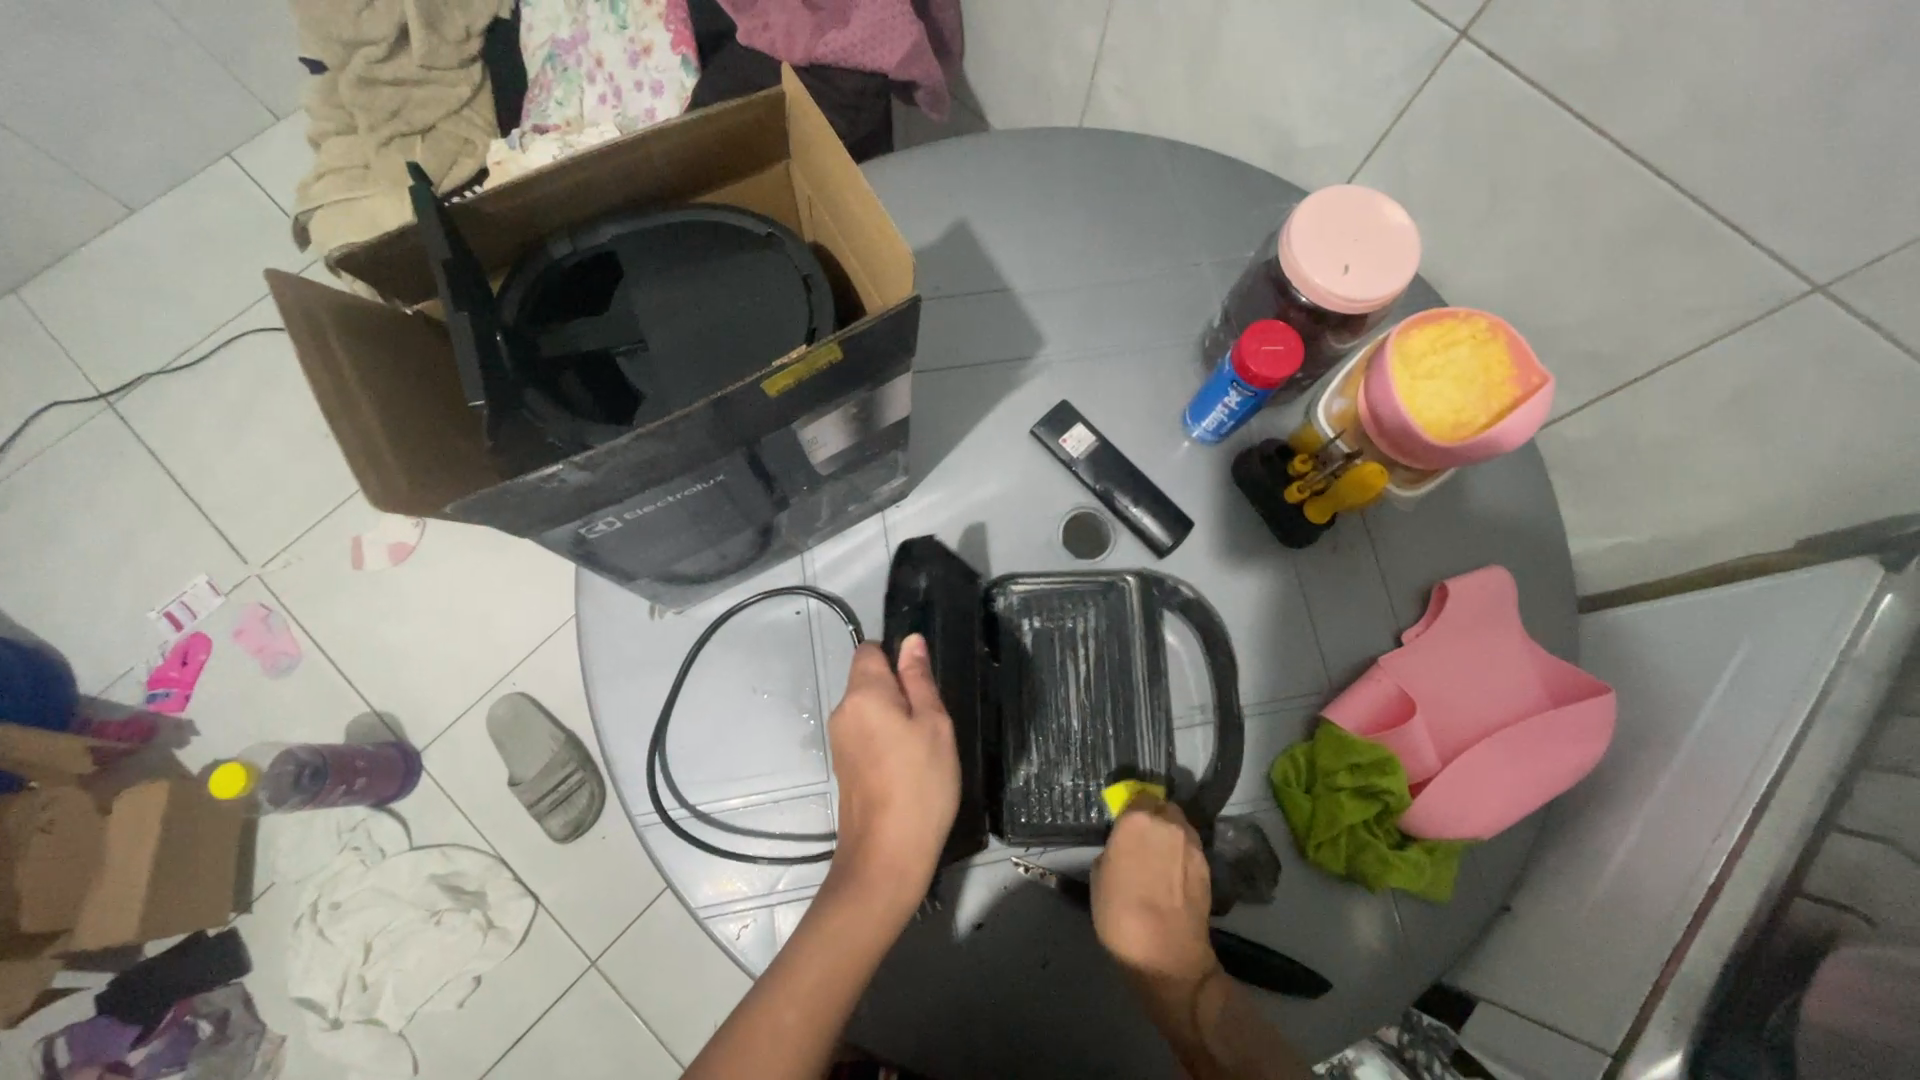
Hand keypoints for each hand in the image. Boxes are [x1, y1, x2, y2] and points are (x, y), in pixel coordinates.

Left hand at [826, 635, 959, 909]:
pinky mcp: (844, 765)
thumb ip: (920, 679)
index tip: (923, 683)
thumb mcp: (934, 724)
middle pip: (868, 680)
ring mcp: (839, 740)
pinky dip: (886, 739)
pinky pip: (866, 733)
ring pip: (869, 709)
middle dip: (899, 690)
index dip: (896, 656)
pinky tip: (909, 766)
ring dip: (895, 717)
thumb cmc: (920, 783)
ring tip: (925, 746)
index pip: (869, 649)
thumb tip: (911, 641)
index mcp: (863, 694)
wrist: (888, 854)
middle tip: (933, 720)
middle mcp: (842, 711)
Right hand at [1091, 796, 1220, 991]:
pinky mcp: (1207, 865)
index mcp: (1136, 820)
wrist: (1166, 953)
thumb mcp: (1098, 876)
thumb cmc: (1120, 913)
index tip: (1124, 823)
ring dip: (1170, 834)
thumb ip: (1113, 849)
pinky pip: (1190, 848)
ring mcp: (1192, 844)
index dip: (1130, 809)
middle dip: (1153, 816)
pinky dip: (1181, 854)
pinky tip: (1173, 875)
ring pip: (1180, 826)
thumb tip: (1122, 847)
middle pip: (1162, 807)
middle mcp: (1168, 823)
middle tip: (1142, 838)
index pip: (1136, 796)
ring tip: (1160, 857)